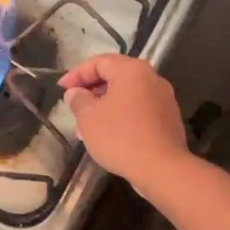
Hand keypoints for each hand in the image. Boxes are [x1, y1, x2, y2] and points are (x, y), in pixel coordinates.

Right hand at [59, 54, 190, 185]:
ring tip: (86, 127)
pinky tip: (108, 136)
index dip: (76, 74)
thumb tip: (75, 92)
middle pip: (115, 77)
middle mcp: (152, 78)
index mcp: (132, 70)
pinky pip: (138, 110)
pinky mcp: (168, 119)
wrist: (160, 167)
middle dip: (90, 92)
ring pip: (126, 96)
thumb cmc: (119, 136)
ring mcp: (163, 99)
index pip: (99, 62)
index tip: (61, 89)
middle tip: (73, 108)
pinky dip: (120, 116)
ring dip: (104, 107)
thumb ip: (78, 99)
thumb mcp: (88, 117)